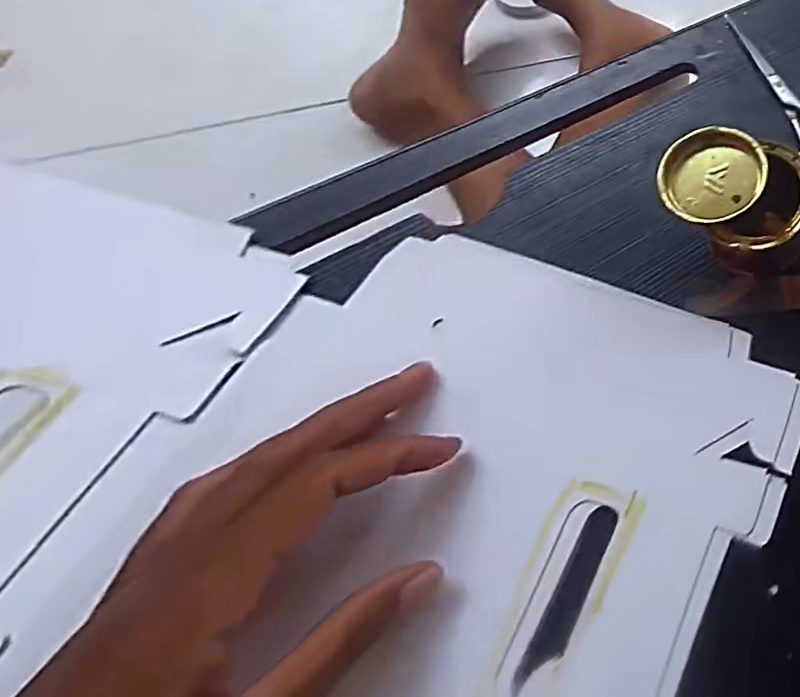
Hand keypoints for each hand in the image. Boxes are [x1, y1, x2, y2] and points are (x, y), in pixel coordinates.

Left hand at [24, 363, 461, 696]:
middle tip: (412, 383)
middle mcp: (165, 572)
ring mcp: (142, 580)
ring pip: (235, 473)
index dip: (386, 455)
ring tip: (361, 413)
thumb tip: (420, 577)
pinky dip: (261, 464)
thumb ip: (340, 642)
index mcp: (197, 593)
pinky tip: (281, 467)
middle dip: (354, 412)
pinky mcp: (133, 596)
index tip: (440, 449)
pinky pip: (204, 500)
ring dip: (309, 431)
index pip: (310, 486)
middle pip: (273, 460)